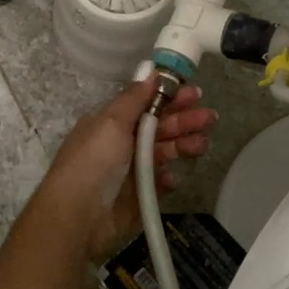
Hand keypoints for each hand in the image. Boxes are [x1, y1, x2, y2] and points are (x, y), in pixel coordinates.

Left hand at [31, 76, 217, 259]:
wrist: (78, 216)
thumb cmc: (93, 162)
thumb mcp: (111, 122)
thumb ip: (134, 98)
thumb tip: (153, 72)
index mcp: (110, 123)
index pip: (146, 105)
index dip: (170, 98)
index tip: (195, 94)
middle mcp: (121, 144)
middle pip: (159, 128)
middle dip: (185, 121)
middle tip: (210, 118)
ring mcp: (130, 171)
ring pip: (164, 153)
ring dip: (184, 146)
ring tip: (202, 144)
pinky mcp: (139, 196)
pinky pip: (160, 183)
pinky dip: (168, 179)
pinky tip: (172, 177)